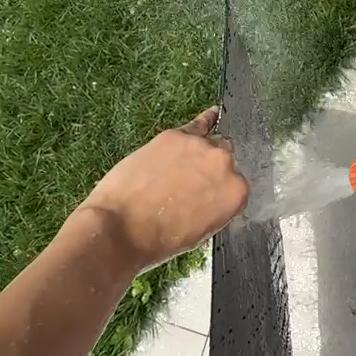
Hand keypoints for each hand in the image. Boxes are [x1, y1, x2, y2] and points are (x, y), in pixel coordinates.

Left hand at [71, 107, 249, 269]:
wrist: (119, 229)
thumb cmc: (156, 241)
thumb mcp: (199, 233)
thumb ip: (216, 207)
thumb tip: (211, 195)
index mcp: (235, 194)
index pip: (236, 184)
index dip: (218, 191)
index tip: (207, 196)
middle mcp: (225, 165)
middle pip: (225, 158)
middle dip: (211, 169)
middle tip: (190, 185)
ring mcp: (201, 146)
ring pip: (210, 142)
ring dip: (200, 152)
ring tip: (181, 166)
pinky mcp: (176, 135)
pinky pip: (197, 124)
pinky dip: (204, 120)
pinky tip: (212, 115)